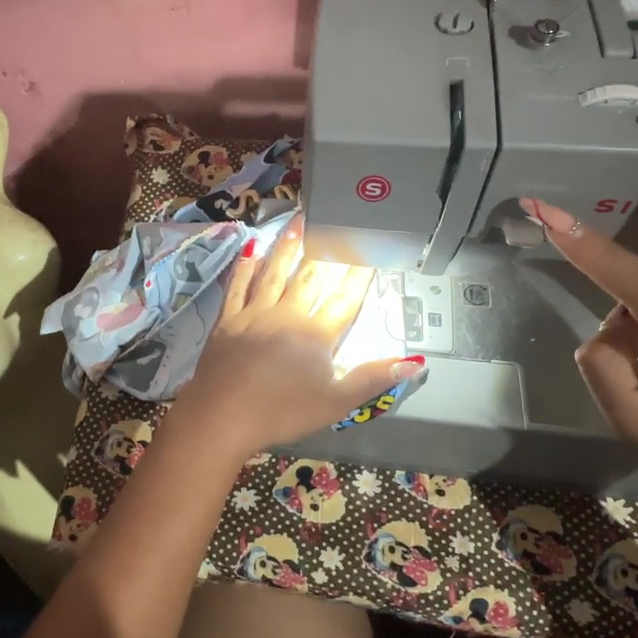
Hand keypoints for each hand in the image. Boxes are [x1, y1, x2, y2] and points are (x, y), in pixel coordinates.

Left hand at [175, 214, 421, 458]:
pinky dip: (245, 267)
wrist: (222, 416)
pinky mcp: (227, 320)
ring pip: (273, 272)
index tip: (370, 248)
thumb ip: (373, 378)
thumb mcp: (336, 403)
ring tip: (297, 221)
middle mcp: (287, 315)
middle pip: (309, 276)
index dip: (360, 273)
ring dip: (287, 246)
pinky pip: (238, 286)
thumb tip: (414, 362)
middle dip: (324, 248)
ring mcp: (254, 314)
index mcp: (316, 335)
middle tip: (333, 221)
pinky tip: (250, 249)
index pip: (345, 298)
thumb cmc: (281, 413)